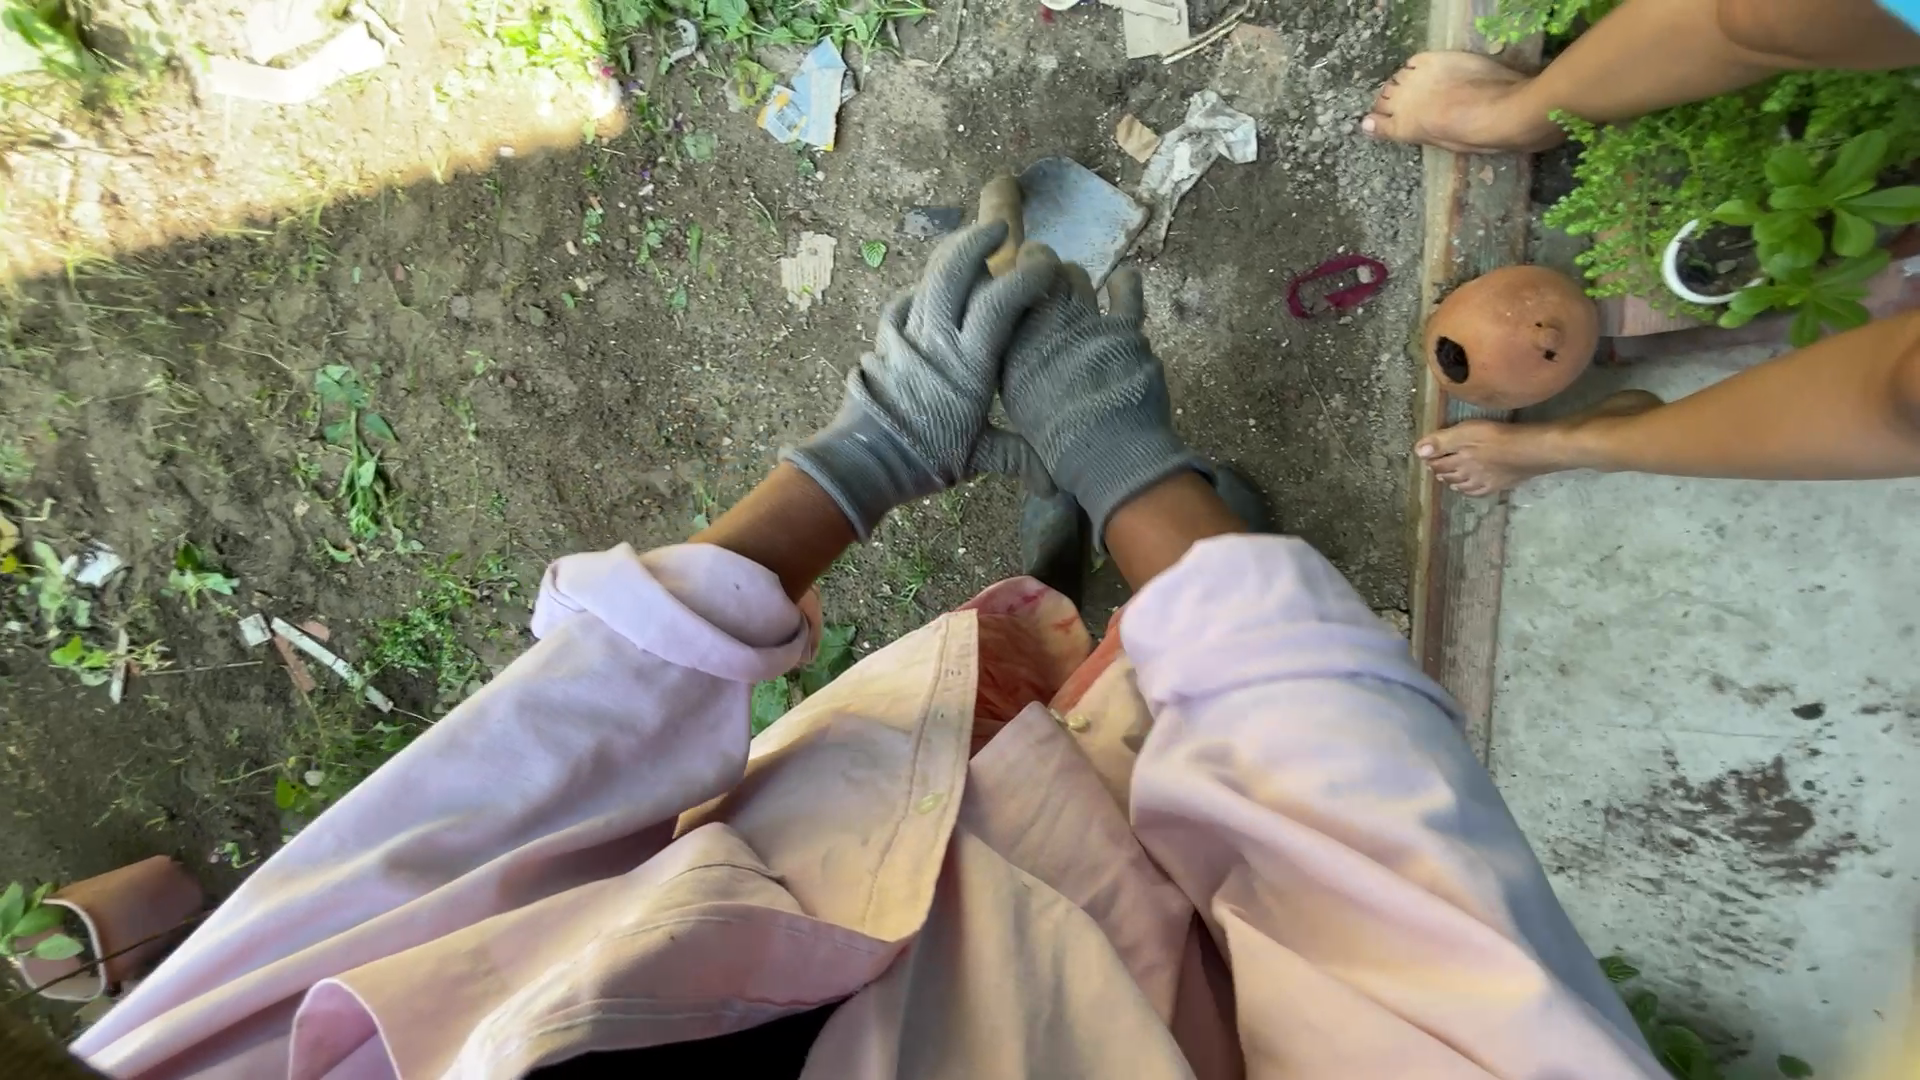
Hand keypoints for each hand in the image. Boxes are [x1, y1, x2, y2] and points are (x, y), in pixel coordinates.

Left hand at [784, 223, 1056, 537]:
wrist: (862, 462)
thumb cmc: (924, 460)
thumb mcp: (978, 458)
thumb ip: (1019, 456)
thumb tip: (1055, 481)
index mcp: (967, 364)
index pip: (998, 303)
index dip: (1025, 277)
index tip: (1046, 265)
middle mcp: (936, 339)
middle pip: (954, 272)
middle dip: (977, 243)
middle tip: (999, 229)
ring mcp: (905, 334)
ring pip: (927, 280)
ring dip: (950, 256)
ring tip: (969, 245)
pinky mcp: (884, 340)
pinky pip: (905, 301)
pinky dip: (923, 287)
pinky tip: (932, 290)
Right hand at [999, 262, 1209, 542]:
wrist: (1106, 451)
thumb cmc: (1056, 441)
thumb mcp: (1020, 409)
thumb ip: (1015, 372)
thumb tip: (1015, 350)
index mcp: (1014, 351)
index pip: (1006, 300)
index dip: (1009, 283)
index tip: (1012, 278)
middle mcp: (1045, 330)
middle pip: (1038, 278)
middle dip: (1037, 264)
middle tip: (1039, 266)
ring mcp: (1086, 324)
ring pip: (1076, 278)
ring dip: (1072, 276)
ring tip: (1071, 279)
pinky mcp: (1124, 327)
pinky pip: (1125, 291)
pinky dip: (1123, 282)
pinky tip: (1121, 278)